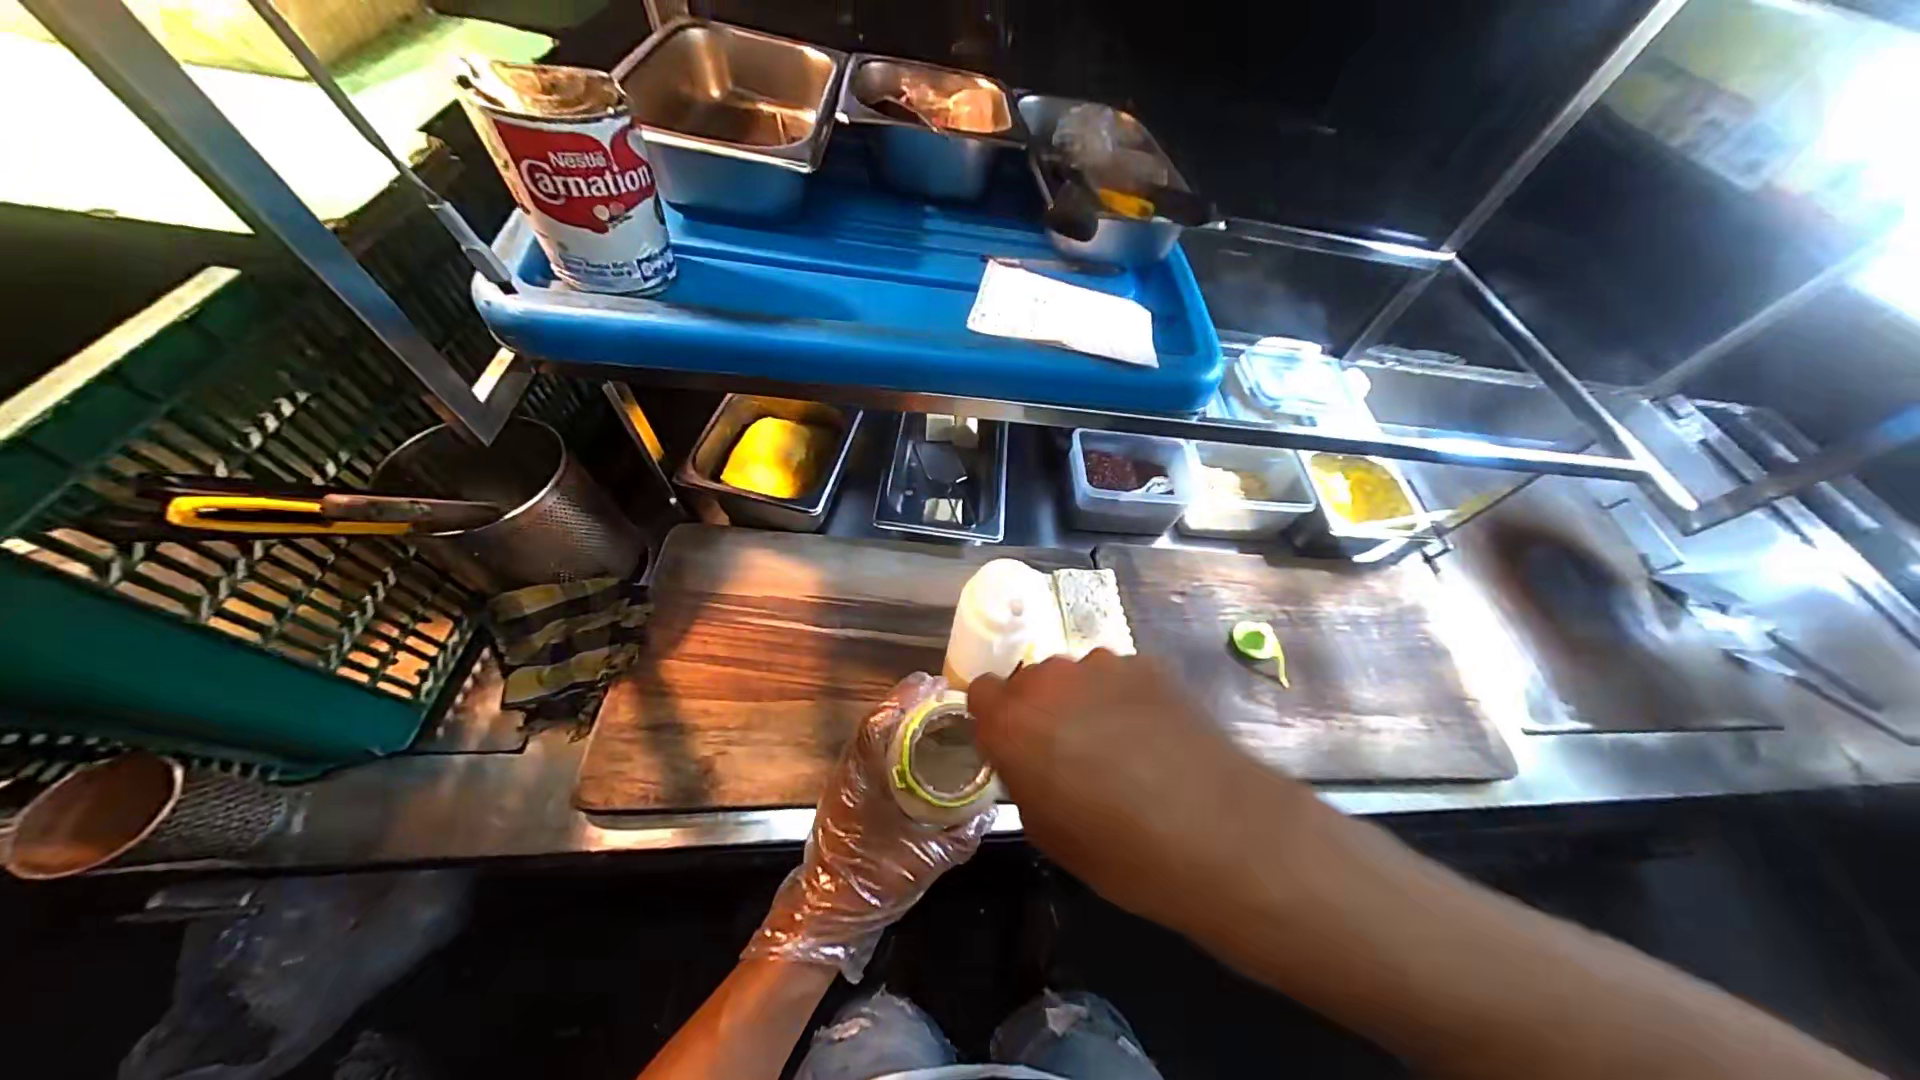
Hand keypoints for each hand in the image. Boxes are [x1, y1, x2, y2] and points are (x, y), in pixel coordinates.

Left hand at [743, 673, 993, 981]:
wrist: (827, 913)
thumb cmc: (871, 884)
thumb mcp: (924, 861)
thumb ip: (959, 835)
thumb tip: (990, 810)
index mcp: (863, 779)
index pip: (877, 724)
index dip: (905, 699)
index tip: (935, 684)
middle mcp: (851, 771)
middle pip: (877, 720)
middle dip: (909, 701)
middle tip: (944, 690)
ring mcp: (846, 779)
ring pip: (874, 733)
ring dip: (902, 716)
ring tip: (937, 706)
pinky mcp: (848, 790)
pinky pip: (874, 750)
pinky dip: (896, 737)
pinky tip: (920, 742)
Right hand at [968, 651, 1321, 929]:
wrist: (1217, 831)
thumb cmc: (1120, 850)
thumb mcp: (1046, 831)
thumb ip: (1022, 776)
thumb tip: (1028, 758)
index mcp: (1012, 722)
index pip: (981, 691)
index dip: (997, 718)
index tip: (1015, 745)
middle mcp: (1049, 681)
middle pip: (1030, 682)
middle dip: (1041, 709)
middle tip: (1070, 750)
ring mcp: (1101, 666)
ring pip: (1075, 676)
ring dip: (1083, 700)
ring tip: (1119, 743)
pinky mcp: (1147, 665)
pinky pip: (1118, 676)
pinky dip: (1124, 697)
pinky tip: (1152, 734)